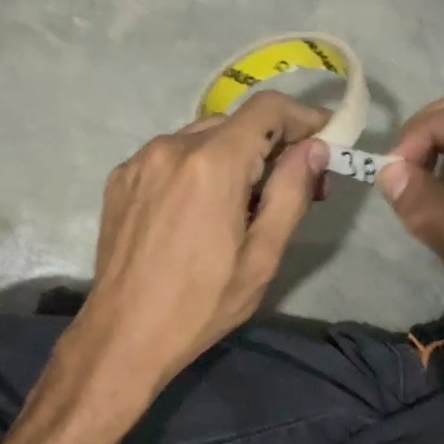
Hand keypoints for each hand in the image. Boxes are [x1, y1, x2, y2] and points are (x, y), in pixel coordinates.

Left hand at [71, 91, 329, 389]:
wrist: (124, 334)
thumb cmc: (200, 305)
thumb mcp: (260, 258)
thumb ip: (290, 195)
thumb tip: (314, 148)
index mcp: (212, 164)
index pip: (267, 109)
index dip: (302, 117)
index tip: (324, 138)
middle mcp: (172, 147)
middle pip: (234, 123)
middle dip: (269, 145)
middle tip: (290, 187)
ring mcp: (140, 161)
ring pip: (200, 139)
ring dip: (229, 157)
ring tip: (239, 206)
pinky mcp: (120, 179)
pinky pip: (169, 157)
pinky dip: (193, 170)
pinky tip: (196, 212)